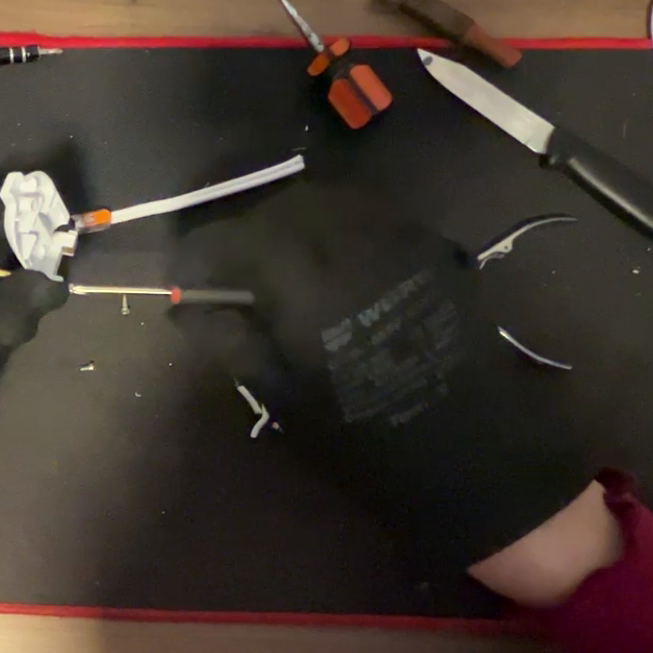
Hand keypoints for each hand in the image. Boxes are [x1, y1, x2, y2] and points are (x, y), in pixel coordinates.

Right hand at [170, 180, 592, 570]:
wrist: (470, 450)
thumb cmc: (361, 435)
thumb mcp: (281, 396)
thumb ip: (227, 340)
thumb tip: (182, 308)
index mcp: (306, 285)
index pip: (234, 239)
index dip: (199, 252)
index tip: (183, 276)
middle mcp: (352, 244)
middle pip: (283, 207)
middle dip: (245, 232)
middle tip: (228, 272)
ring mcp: (400, 239)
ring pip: (331, 202)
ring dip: (291, 224)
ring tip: (275, 266)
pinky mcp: (433, 248)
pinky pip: (369, 216)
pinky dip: (334, 228)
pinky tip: (328, 267)